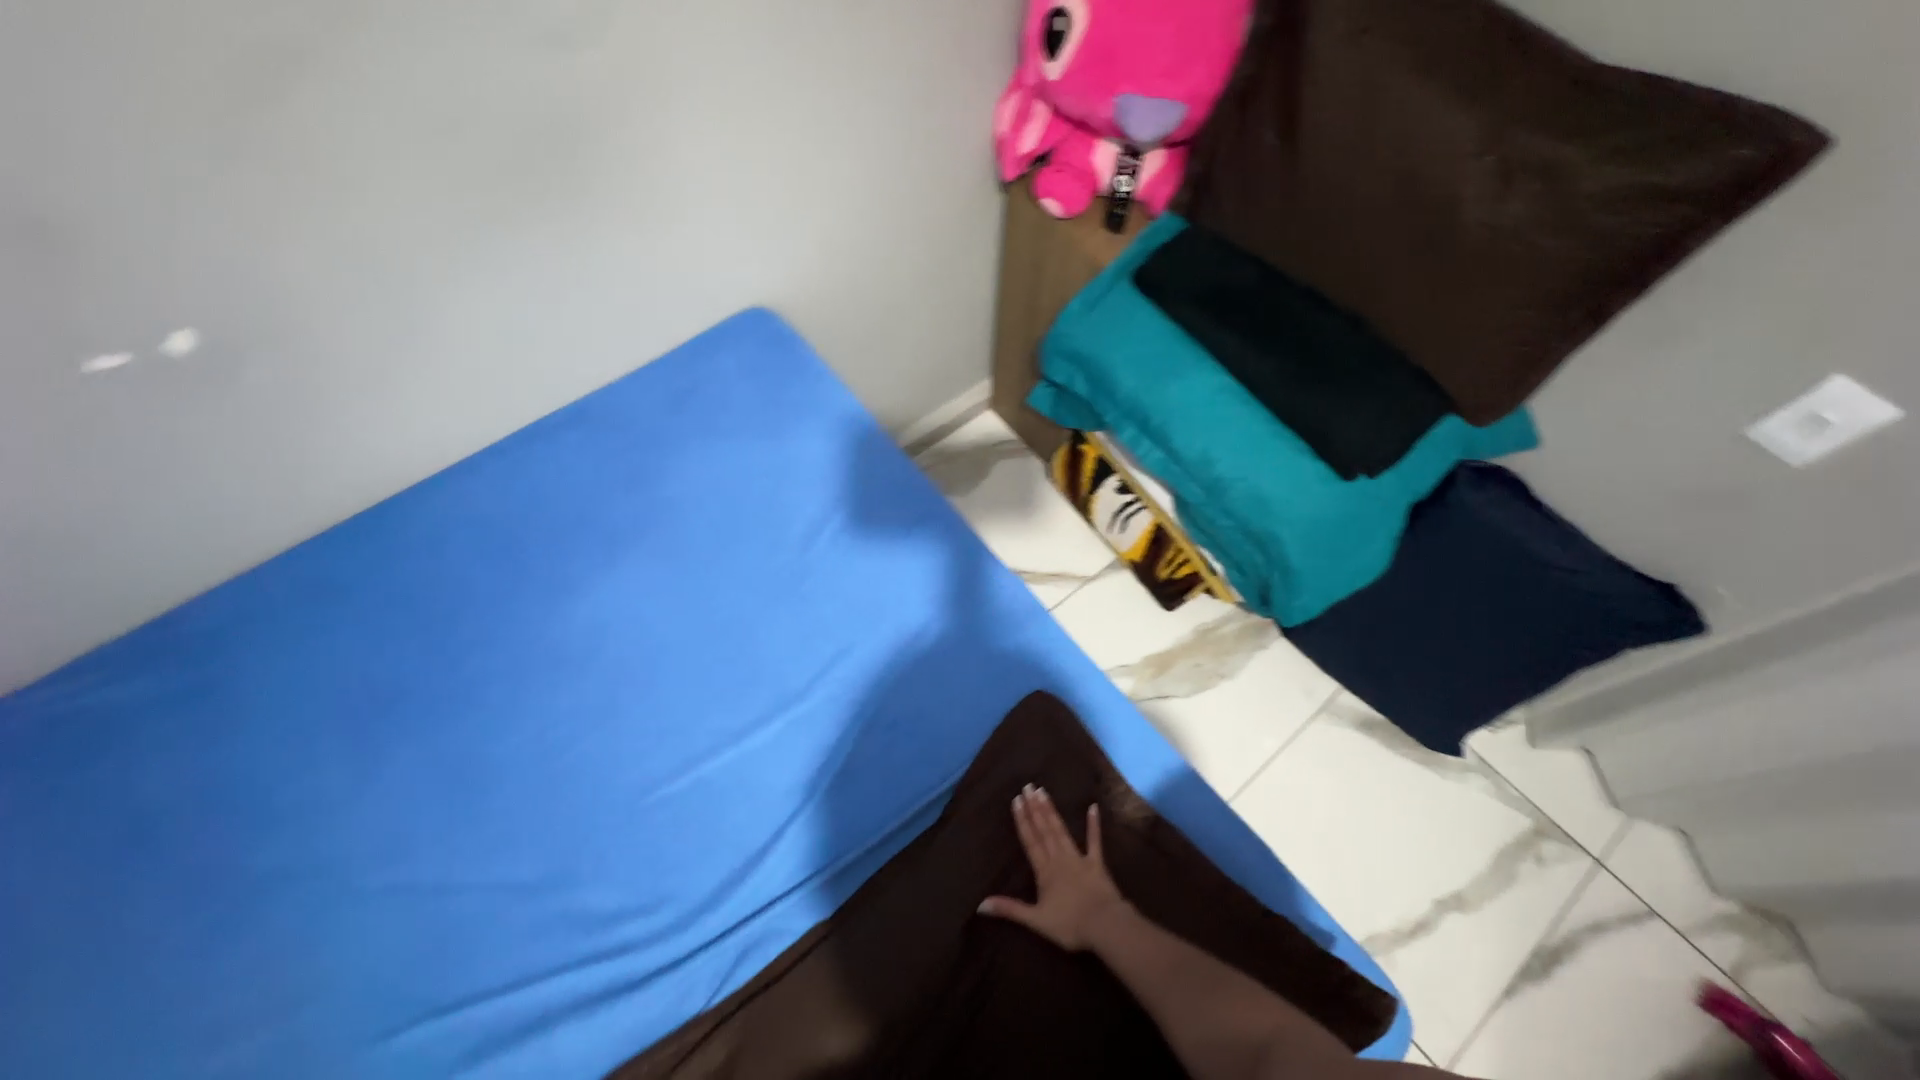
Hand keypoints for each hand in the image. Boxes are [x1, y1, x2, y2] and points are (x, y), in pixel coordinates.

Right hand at [978, 783, 1131, 951]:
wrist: (1105, 925)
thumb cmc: (1069, 924)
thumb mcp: (1036, 920)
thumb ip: (1009, 909)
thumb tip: (980, 905)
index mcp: (1044, 871)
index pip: (1030, 841)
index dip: (1022, 821)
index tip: (1016, 800)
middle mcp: (1059, 859)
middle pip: (1044, 830)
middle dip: (1035, 809)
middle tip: (1028, 787)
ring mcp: (1079, 858)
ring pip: (1062, 831)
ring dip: (1052, 811)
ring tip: (1044, 792)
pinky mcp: (1097, 863)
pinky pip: (1095, 841)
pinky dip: (1094, 824)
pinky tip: (1093, 807)